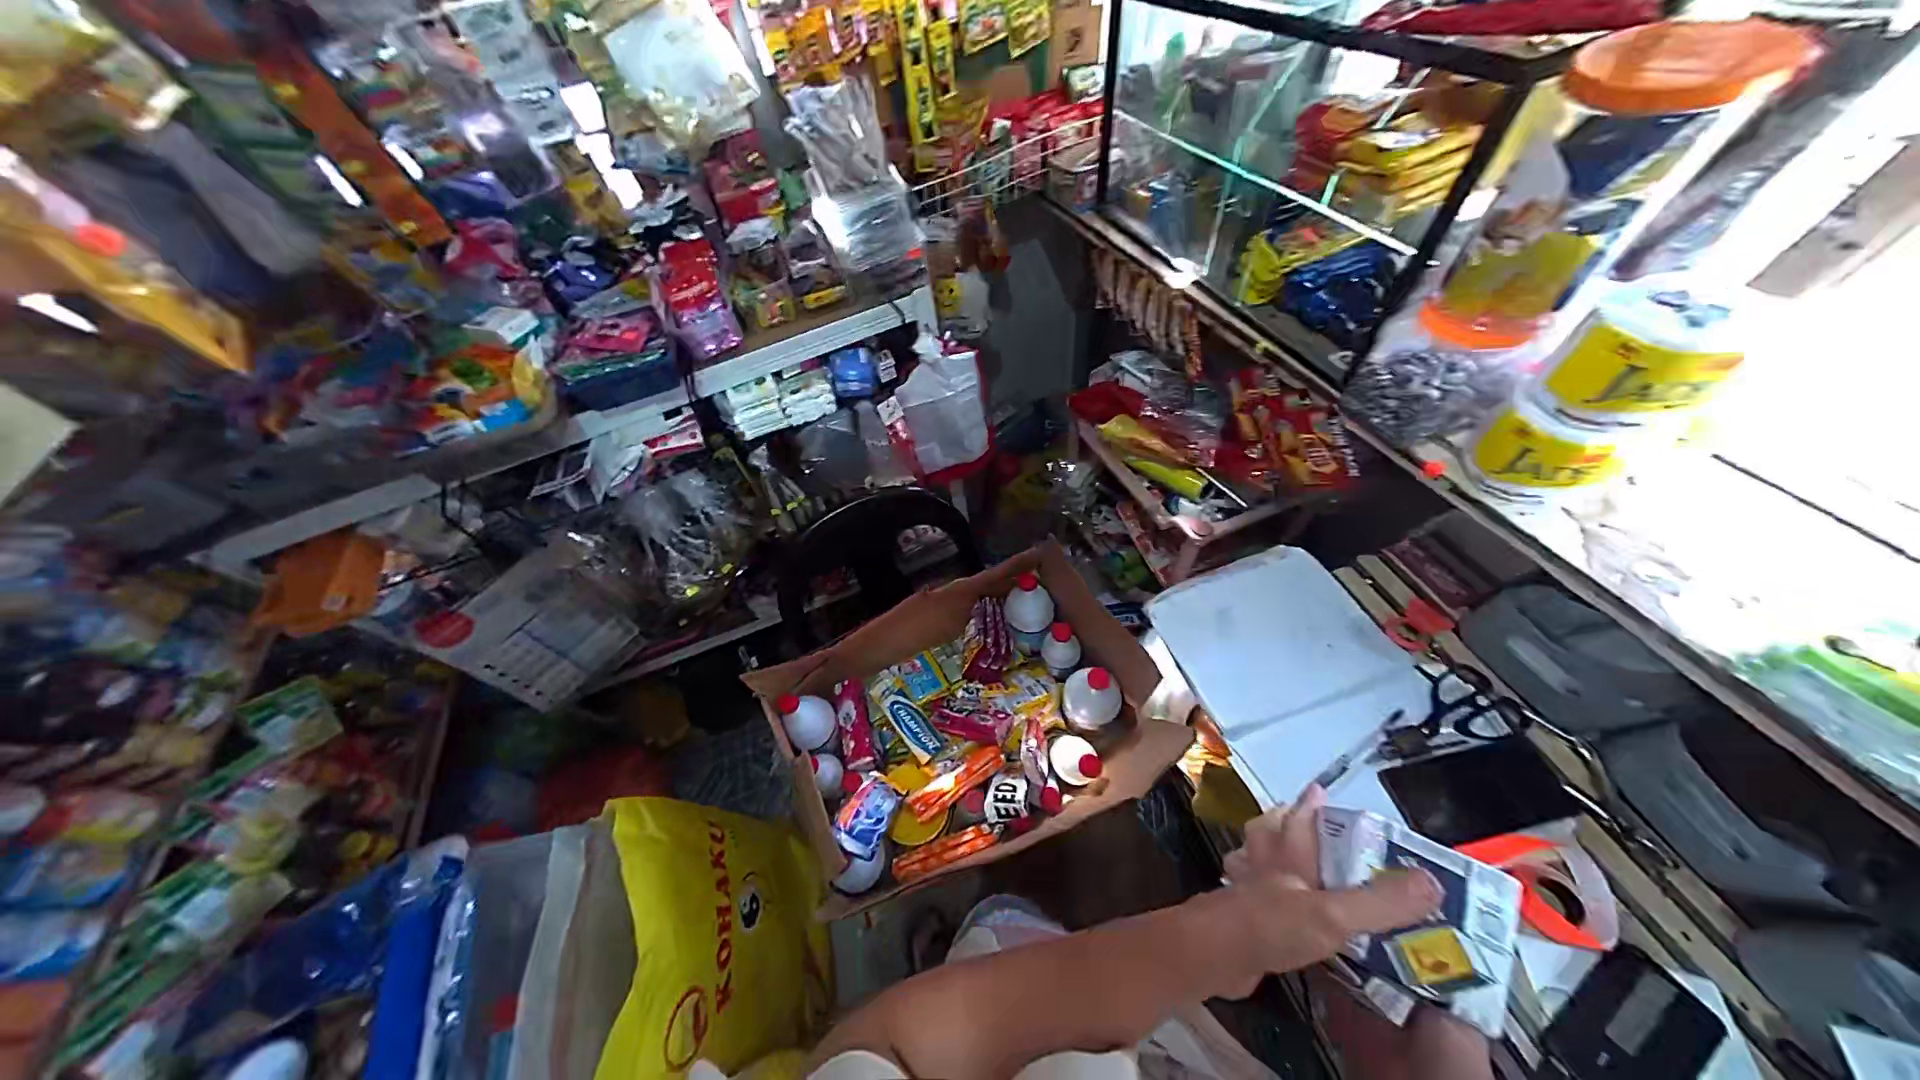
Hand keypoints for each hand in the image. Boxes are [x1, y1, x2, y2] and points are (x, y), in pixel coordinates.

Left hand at [1213, 785, 1441, 997]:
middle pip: (1268, 830)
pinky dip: (1266, 893)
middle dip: (1284, 822)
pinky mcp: (1240, 915)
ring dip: (1270, 854)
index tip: (1320, 789)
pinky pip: (1254, 893)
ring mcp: (1246, 886)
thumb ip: (1381, 901)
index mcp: (1285, 850)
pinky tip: (1282, 910)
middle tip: (1304, 822)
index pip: (1298, 815)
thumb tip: (1431, 882)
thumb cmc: (1269, 923)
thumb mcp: (1334, 914)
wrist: (1214, 954)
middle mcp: (1263, 860)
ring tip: (1293, 861)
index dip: (1310, 802)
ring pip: (1257, 858)